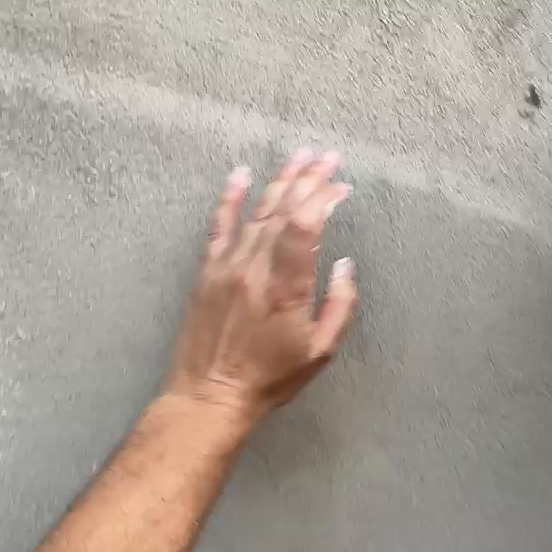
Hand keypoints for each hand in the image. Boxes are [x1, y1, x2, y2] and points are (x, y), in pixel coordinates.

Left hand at [161, 149, 357, 427]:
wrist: (209, 395)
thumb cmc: (270, 379)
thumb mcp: (321, 351)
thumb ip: (340, 305)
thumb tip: (343, 267)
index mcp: (287, 289)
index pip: (304, 227)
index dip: (324, 199)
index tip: (341, 186)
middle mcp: (256, 270)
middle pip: (283, 211)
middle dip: (308, 179)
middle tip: (328, 157)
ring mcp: (228, 267)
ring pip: (257, 212)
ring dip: (280, 181)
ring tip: (300, 157)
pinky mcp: (208, 271)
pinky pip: (219, 225)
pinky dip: (231, 197)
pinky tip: (242, 174)